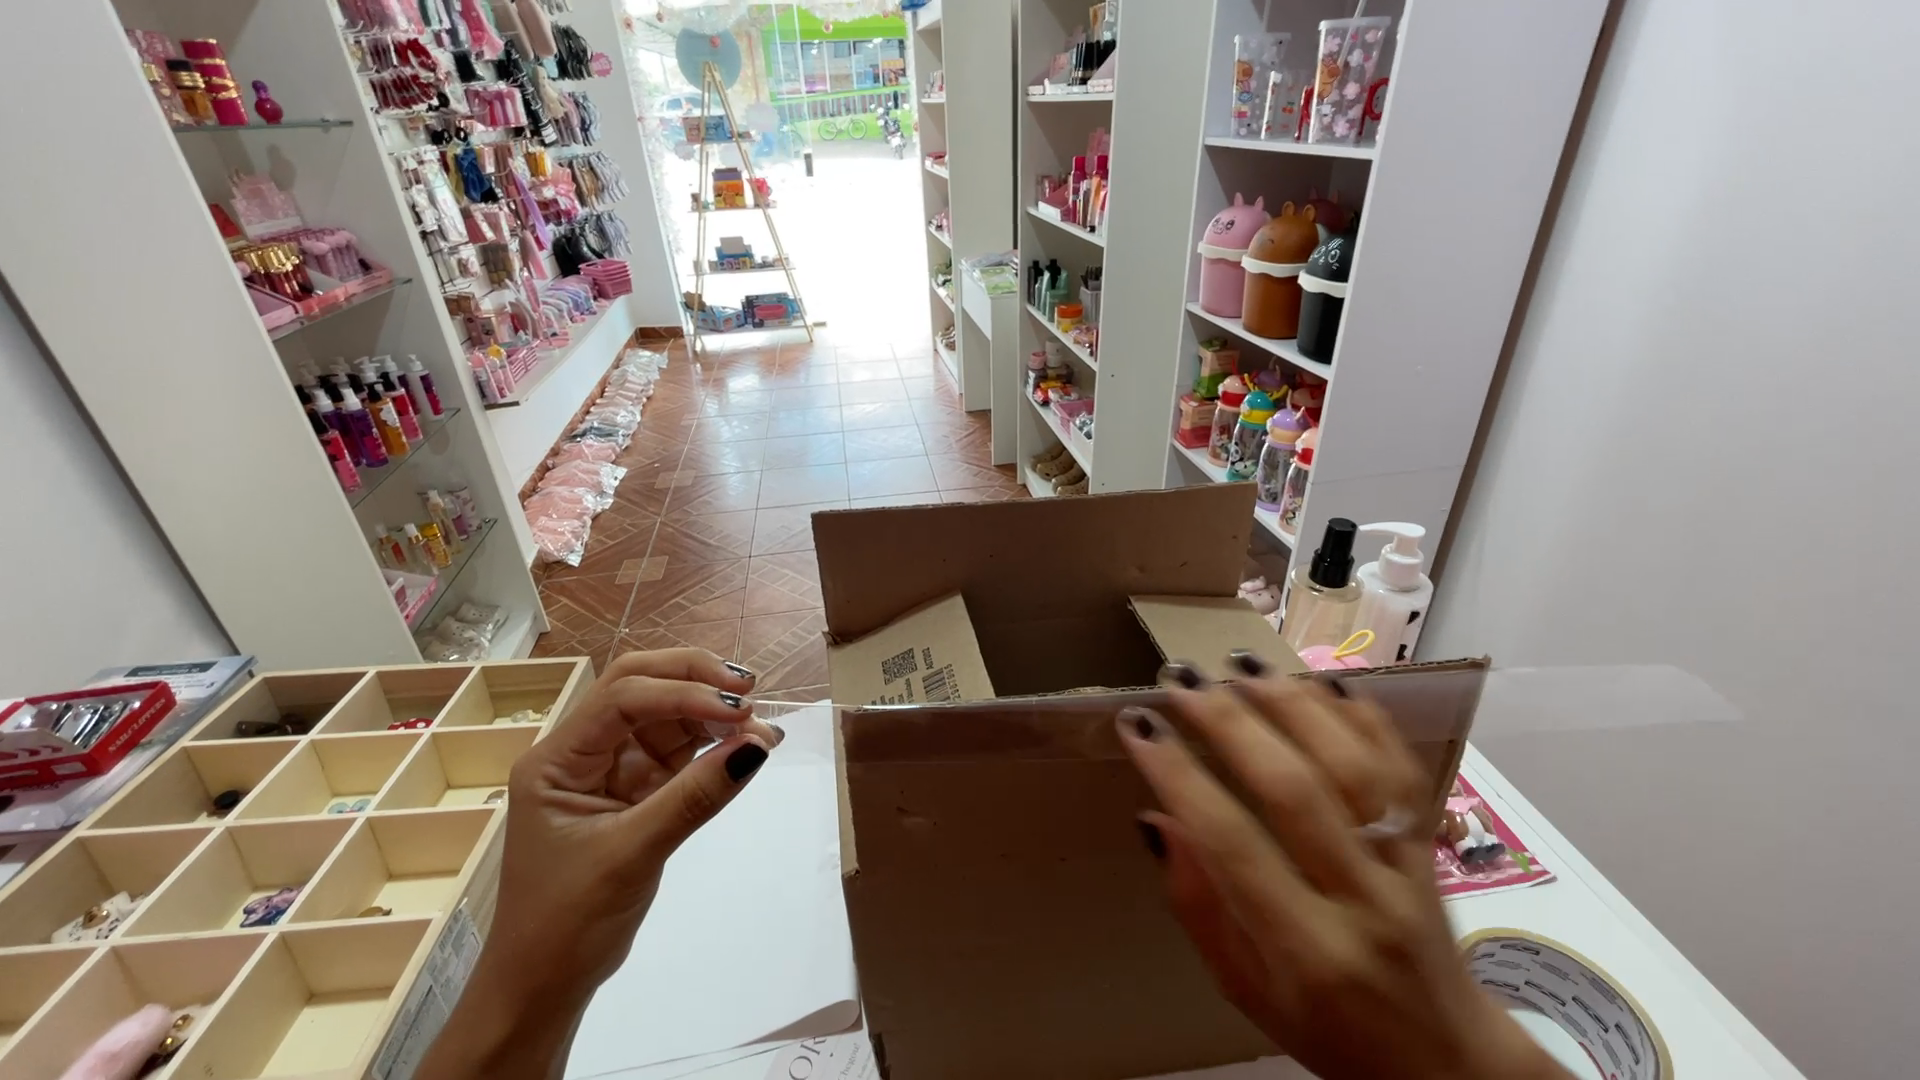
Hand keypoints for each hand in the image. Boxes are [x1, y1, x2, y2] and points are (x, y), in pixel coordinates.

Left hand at [419, 649, 780, 1079]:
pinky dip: (714, 743)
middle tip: (749, 689)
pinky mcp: (638, 790)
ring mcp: (613, 769)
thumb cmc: (568, 922)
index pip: (623, 698)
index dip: (683, 693)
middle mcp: (583, 751)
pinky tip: (748, 745)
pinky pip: (680, 751)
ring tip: (760, 724)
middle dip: (694, 679)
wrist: (543, 985)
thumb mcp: (632, 855)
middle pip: (639, 686)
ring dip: (711, 710)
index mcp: (558, 759)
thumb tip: (759, 745)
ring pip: (665, 714)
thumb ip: (695, 796)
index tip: (738, 711)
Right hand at [1117, 656, 1568, 1079]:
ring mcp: (1407, 866)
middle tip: (1181, 679)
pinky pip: (1400, 766)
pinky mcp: (1431, 843)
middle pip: (1295, 789)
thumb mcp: (1242, 987)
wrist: (1447, 1056)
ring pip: (1353, 765)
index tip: (1139, 725)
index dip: (1179, 774)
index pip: (1231, 843)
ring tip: (1240, 663)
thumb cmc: (1326, 1030)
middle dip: (1229, 722)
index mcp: (1306, 949)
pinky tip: (1319, 679)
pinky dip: (1360, 714)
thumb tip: (1159, 816)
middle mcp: (1364, 900)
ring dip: (1292, 702)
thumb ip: (1198, 904)